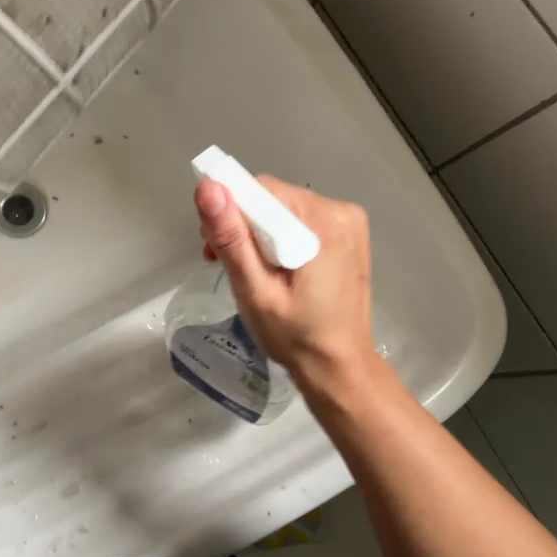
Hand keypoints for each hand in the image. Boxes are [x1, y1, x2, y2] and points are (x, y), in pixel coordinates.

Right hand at [195, 177, 375, 385]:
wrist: (339, 368)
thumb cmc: (295, 335)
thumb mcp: (254, 290)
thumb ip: (231, 239)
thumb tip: (207, 189)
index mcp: (323, 221)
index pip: (262, 191)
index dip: (230, 211)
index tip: (213, 246)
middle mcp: (342, 211)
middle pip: (273, 199)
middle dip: (242, 224)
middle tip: (222, 262)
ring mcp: (349, 223)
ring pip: (283, 210)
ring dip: (257, 233)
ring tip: (245, 270)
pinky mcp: (347, 236)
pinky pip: (299, 222)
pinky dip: (278, 239)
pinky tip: (270, 268)